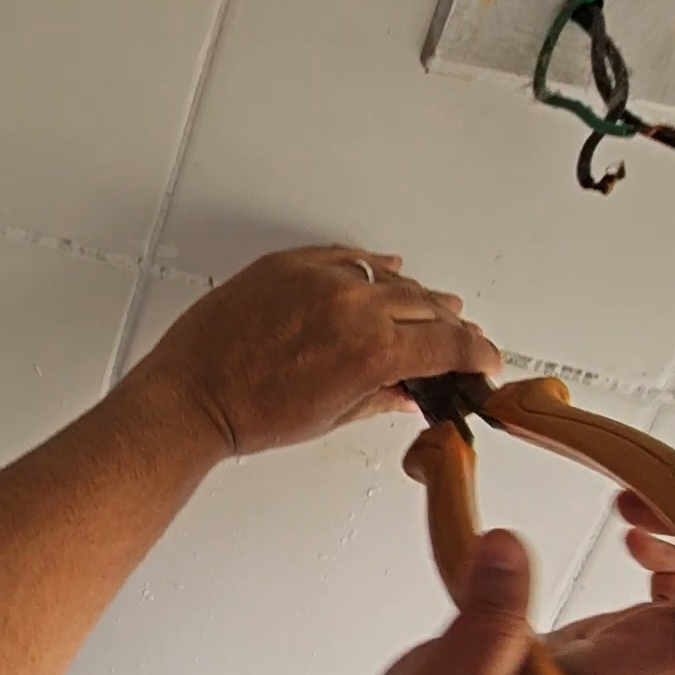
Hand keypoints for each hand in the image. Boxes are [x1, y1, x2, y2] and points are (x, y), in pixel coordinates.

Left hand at [130, 246, 500, 455]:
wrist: (191, 396)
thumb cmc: (246, 414)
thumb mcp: (328, 417)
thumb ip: (379, 397)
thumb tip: (407, 393)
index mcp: (371, 351)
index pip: (451, 344)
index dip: (478, 354)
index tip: (483, 361)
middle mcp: (351, 306)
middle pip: (426, 305)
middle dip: (447, 326)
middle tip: (452, 339)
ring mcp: (317, 279)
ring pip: (388, 278)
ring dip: (411, 296)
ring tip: (422, 308)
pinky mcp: (286, 265)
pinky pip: (345, 257)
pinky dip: (368, 267)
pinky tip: (382, 269)